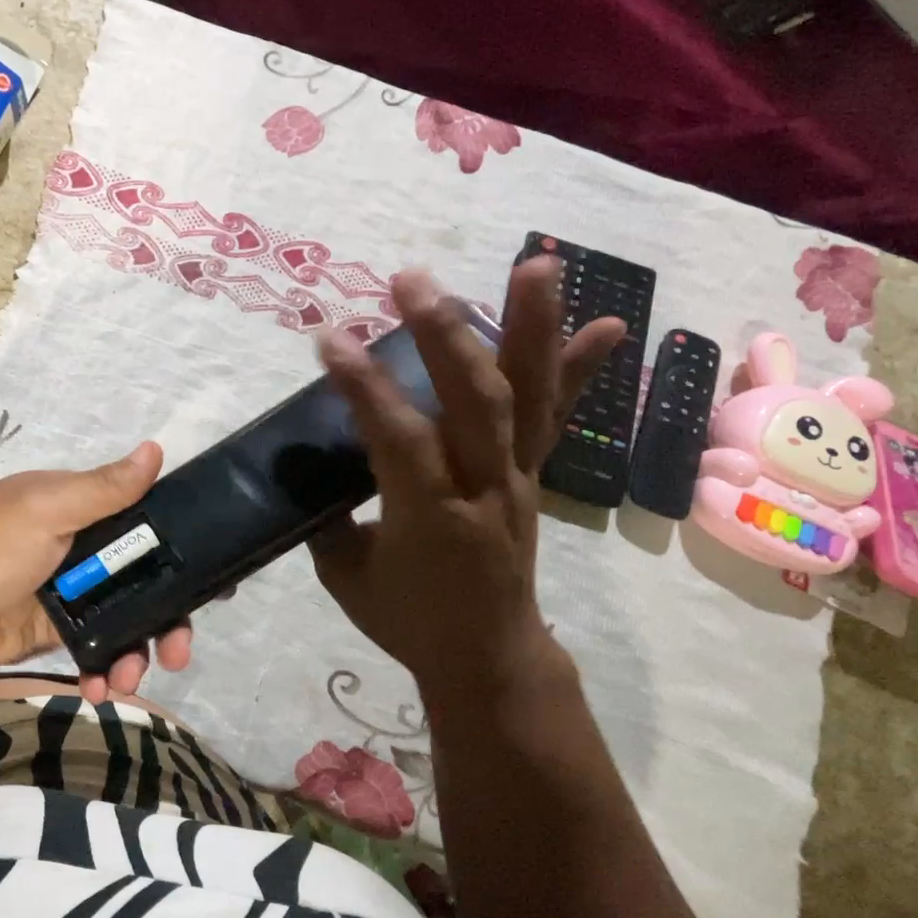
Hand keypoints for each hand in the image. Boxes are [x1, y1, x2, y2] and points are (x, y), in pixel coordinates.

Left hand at [0, 442, 191, 702]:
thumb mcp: (43, 510)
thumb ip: (102, 489)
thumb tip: (156, 449)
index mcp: (81, 507)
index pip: (147, 519)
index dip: (184, 546)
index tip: (218, 578)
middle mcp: (85, 545)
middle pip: (149, 577)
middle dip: (171, 616)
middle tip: (182, 649)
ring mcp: (74, 590)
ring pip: (131, 619)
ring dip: (142, 651)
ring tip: (134, 679)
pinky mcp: (62, 630)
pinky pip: (101, 648)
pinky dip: (108, 669)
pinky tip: (103, 688)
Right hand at [308, 259, 622, 695]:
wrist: (489, 657)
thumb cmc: (407, 619)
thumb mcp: (345, 575)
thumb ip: (330, 516)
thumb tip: (311, 469)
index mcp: (430, 516)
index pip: (397, 437)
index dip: (364, 387)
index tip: (328, 337)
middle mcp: (483, 487)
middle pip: (476, 400)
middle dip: (444, 335)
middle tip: (412, 280)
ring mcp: (517, 477)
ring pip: (528, 396)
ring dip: (530, 325)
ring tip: (537, 261)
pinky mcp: (533, 475)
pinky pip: (554, 418)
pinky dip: (576, 369)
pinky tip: (606, 322)